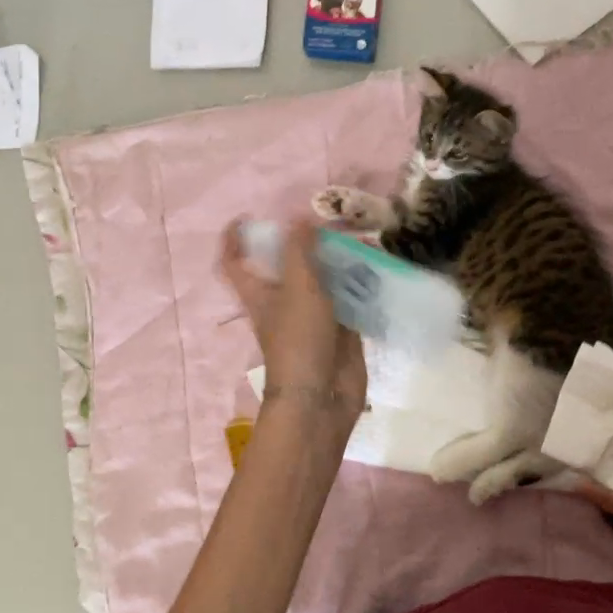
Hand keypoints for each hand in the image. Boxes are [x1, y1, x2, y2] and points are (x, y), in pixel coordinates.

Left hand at [219, 221, 366, 427]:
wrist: (321, 396)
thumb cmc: (299, 340)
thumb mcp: (298, 287)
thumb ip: (300, 250)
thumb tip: (300, 217)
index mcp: (260, 292)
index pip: (235, 261)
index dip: (235, 239)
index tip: (248, 217)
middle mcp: (284, 301)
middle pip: (288, 265)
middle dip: (306, 242)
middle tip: (330, 222)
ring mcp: (313, 316)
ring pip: (323, 279)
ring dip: (339, 261)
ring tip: (363, 239)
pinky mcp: (340, 330)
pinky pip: (349, 299)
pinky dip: (361, 284)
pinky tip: (378, 269)